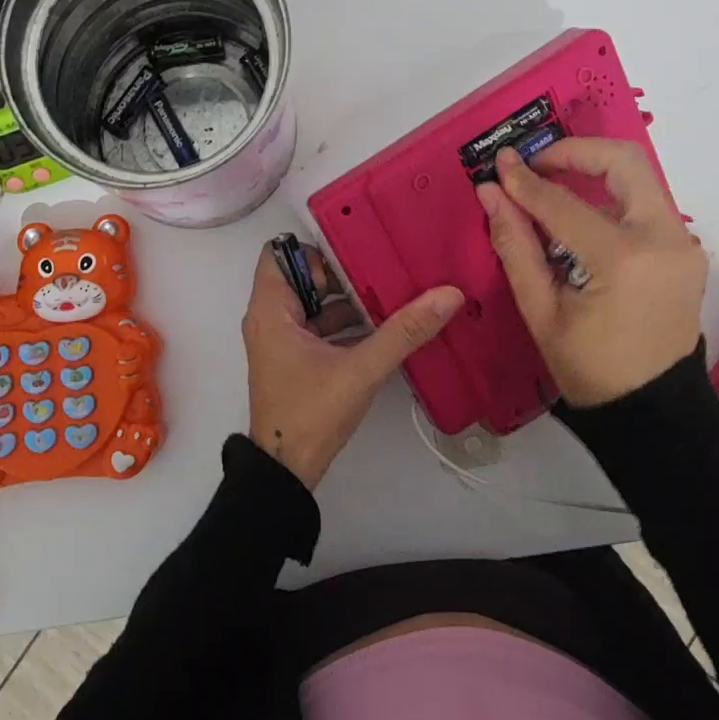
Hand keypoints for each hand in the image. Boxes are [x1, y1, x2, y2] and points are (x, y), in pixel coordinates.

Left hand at [242, 243, 462, 488]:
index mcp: (270, 310)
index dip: (313, 249)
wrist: (286, 470)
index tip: (354, 252)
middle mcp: (270, 318)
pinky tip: (384, 326)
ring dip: (348, 299)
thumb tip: (448, 294)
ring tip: (393, 293)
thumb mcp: (361, 370)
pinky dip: (346, 325)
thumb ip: (404, 332)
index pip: (279, 253)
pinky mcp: (295, 359)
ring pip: (314, 303)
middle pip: (302, 275)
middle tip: (385, 270)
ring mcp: (282, 340)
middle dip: (342, 272)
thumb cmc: (311, 413)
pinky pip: (320, 327)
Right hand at [477, 140, 705, 407]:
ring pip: (639, 178)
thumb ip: (516, 246)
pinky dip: (610, 197)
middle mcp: (664, 238)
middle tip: (535, 166)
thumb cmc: (590, 369)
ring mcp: (682, 242)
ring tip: (551, 188)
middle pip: (623, 162)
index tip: (498, 165)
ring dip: (594, 171)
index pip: (564, 202)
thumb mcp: (542, 311)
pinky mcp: (684, 250)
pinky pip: (646, 204)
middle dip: (574, 152)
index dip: (525, 181)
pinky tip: (579, 217)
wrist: (653, 410)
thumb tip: (491, 193)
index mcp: (625, 258)